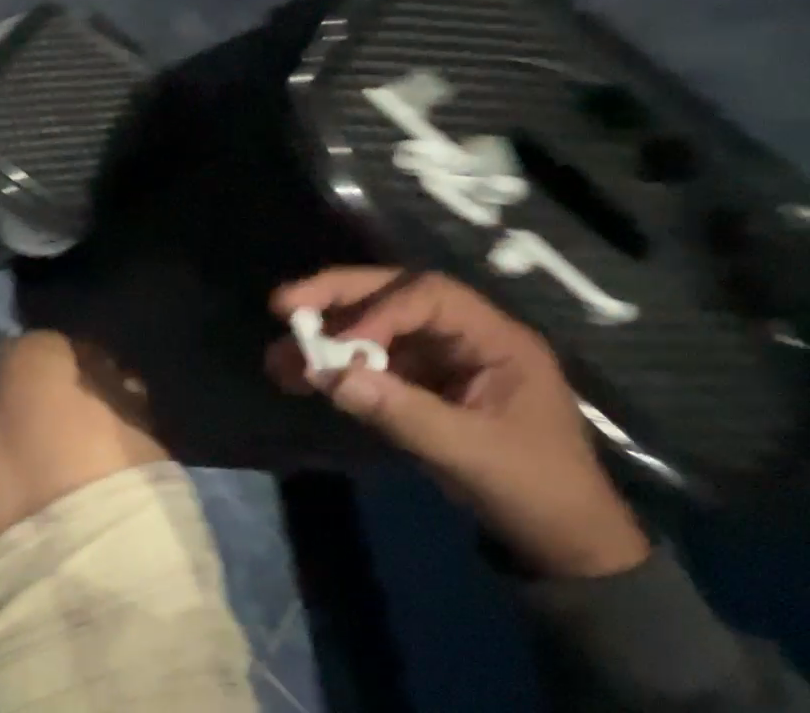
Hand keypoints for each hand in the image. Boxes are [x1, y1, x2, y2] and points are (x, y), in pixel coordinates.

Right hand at [267, 268, 650, 579]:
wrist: (562, 543)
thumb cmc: (535, 491)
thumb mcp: (472, 454)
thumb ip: (403, 412)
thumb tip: (330, 377)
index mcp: (497, 340)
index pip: (429, 298)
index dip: (379, 312)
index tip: (342, 346)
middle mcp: (465, 337)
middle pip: (393, 295)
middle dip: (337, 297)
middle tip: (283, 305)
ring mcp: (439, 360)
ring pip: (373, 328)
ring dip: (324, 336)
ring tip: (277, 354)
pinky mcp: (418, 384)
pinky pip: (368, 362)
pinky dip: (332, 367)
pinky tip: (295, 377)